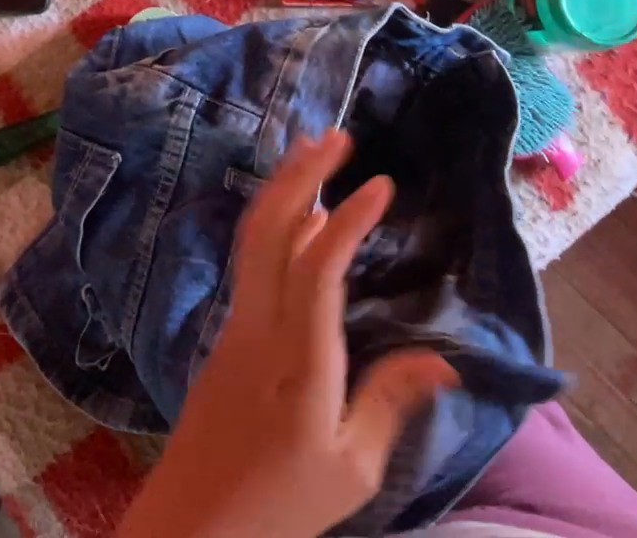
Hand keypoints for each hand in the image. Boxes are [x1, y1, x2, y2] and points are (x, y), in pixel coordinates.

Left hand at [117, 130, 458, 537]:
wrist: (192, 524)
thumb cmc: (280, 504)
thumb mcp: (353, 467)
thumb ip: (391, 402)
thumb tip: (445, 358)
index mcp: (298, 358)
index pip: (318, 266)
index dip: (349, 219)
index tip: (382, 184)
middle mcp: (259, 326)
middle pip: (272, 230)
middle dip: (302, 176)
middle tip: (337, 137)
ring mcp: (235, 325)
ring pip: (253, 239)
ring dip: (283, 190)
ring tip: (313, 153)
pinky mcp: (226, 335)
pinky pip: (250, 261)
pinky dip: (274, 223)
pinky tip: (296, 217)